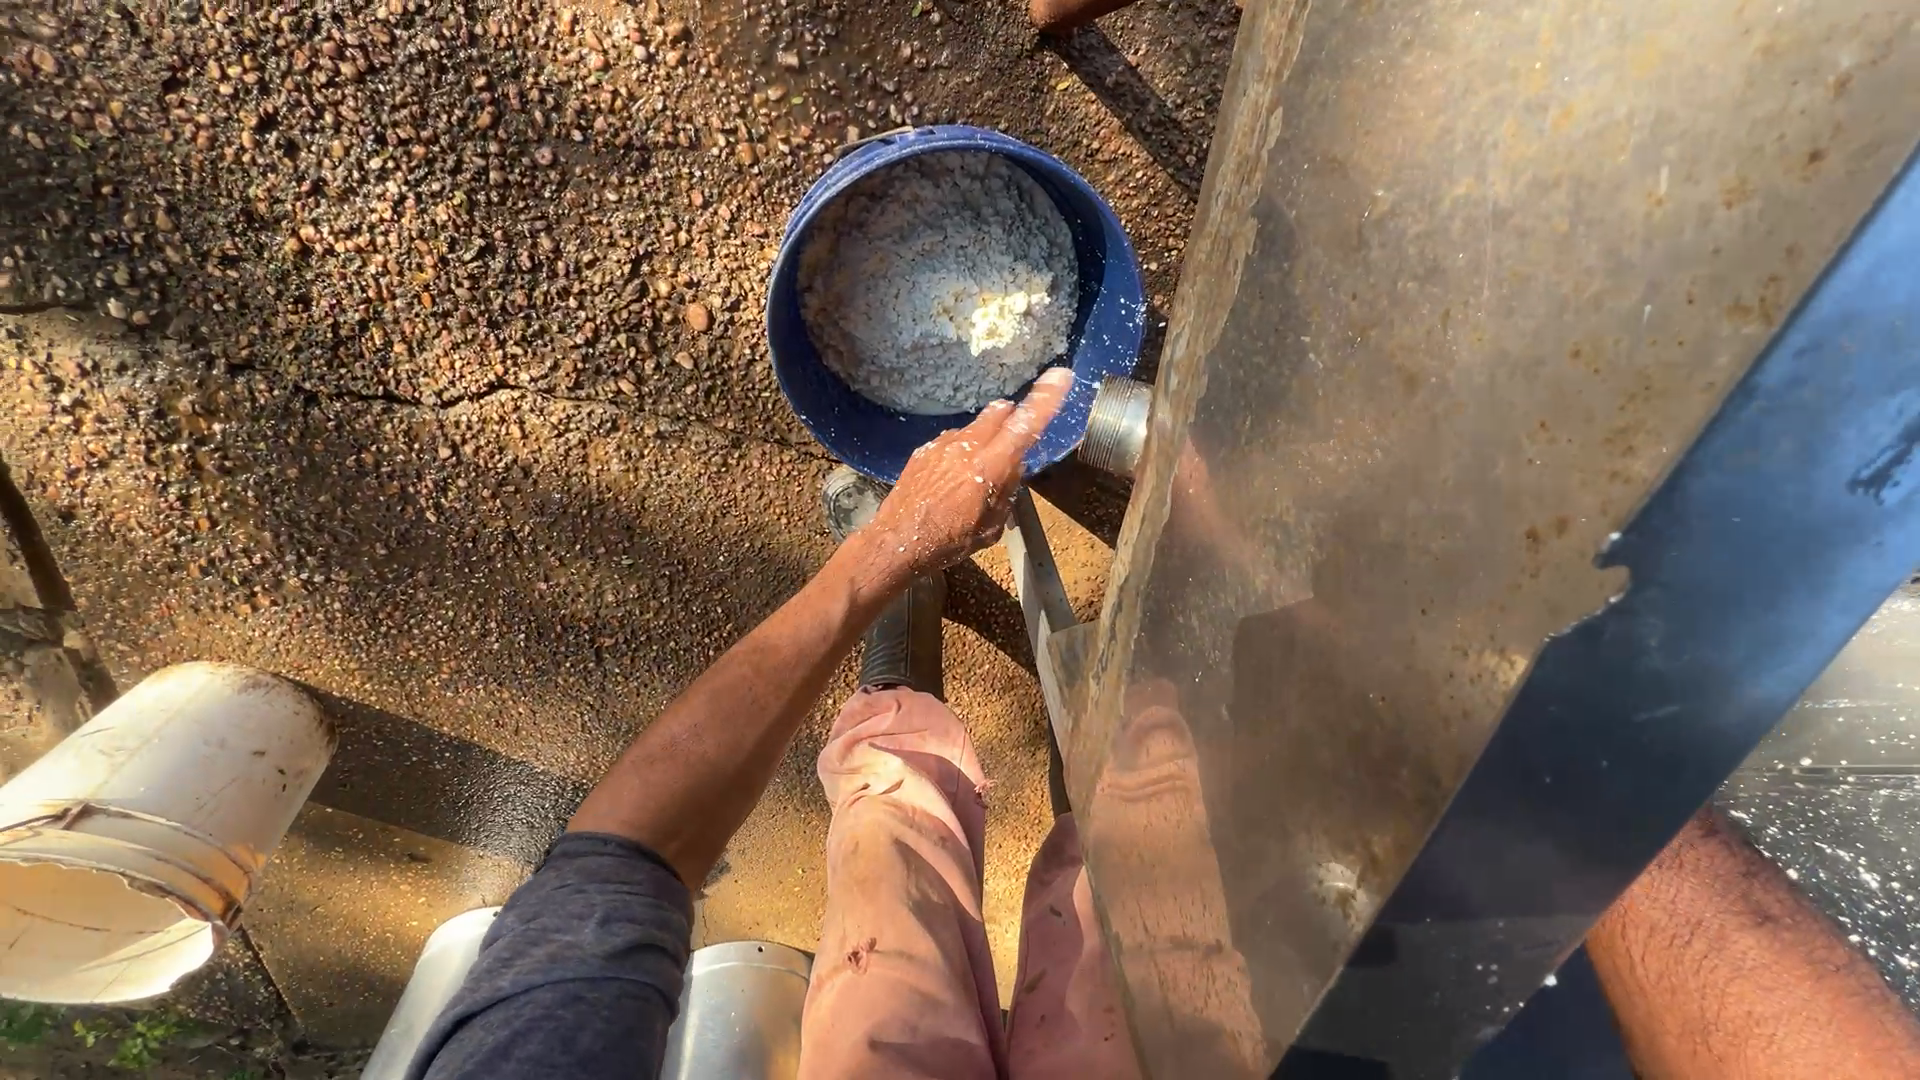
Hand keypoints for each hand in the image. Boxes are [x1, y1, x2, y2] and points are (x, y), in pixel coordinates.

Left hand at [864, 366, 1074, 578]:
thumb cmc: (950, 541)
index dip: (1046, 398)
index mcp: (991, 466)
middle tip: (1011, 442)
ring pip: (975, 426)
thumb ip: (1007, 490)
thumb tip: (1014, 467)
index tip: (1060, 376)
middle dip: (1011, 419)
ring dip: (984, 438)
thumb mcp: (992, 526)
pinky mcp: (924, 449)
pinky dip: (960, 450)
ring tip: (975, 473)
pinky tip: (951, 477)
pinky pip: (952, 440)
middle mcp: (968, 446)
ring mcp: (943, 444)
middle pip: (999, 412)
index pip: (1025, 424)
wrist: (898, 541)